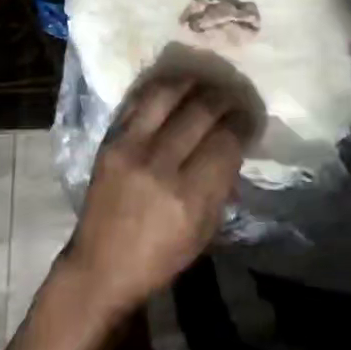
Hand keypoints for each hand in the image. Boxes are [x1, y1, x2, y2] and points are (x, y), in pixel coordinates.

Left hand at [62, 76, 246, 313]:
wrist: (100, 266)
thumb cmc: (160, 256)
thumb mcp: (205, 230)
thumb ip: (222, 183)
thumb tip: (234, 140)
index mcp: (188, 197)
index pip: (225, 141)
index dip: (243, 123)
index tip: (250, 117)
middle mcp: (159, 165)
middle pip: (201, 111)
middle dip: (224, 99)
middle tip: (234, 96)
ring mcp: (131, 147)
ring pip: (168, 94)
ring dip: (194, 83)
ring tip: (207, 83)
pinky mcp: (110, 139)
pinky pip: (140, 100)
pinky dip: (162, 88)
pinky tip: (177, 87)